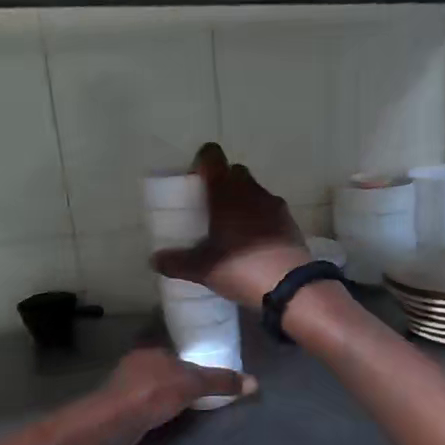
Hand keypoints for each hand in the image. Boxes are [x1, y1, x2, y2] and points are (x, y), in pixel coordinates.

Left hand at [97, 348, 255, 431]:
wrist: (115, 420)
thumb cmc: (154, 394)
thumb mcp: (193, 385)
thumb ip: (220, 382)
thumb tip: (254, 382)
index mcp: (153, 351)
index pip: (178, 355)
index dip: (193, 366)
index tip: (206, 380)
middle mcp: (137, 362)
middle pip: (165, 370)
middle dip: (178, 381)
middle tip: (199, 397)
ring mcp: (124, 384)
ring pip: (152, 386)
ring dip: (165, 396)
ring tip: (184, 410)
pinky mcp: (119, 404)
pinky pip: (143, 402)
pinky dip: (154, 409)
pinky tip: (162, 419)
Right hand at [150, 143, 312, 307]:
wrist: (290, 287)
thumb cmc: (240, 267)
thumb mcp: (201, 269)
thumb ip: (175, 262)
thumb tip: (154, 260)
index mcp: (225, 192)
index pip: (212, 157)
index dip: (202, 162)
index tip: (195, 181)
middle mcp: (250, 190)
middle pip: (234, 172)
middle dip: (222, 182)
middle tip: (210, 207)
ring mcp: (274, 204)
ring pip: (253, 190)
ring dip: (242, 200)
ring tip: (231, 227)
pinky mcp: (289, 221)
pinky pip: (269, 209)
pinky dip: (259, 217)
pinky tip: (253, 241)